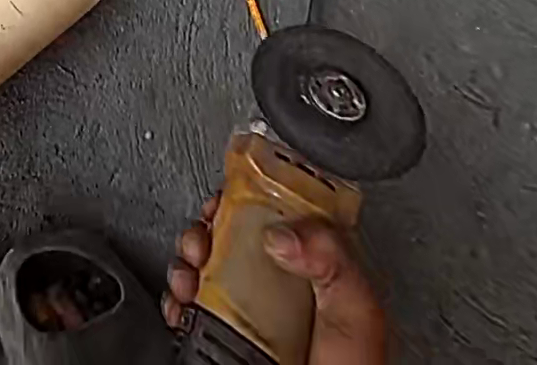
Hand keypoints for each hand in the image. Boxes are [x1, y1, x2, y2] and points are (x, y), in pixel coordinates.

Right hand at [164, 198, 386, 364]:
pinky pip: (191, 305)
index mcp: (318, 276)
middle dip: (206, 229)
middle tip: (203, 239)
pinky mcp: (224, 339)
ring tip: (188, 274)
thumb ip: (334, 262)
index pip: (279, 216)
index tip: (227, 198)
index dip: (247, 200)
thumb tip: (281, 231)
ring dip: (187, 261)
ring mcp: (252, 318)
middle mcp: (282, 292)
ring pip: (207, 268)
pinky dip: (177, 297)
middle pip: (233, 238)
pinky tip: (181, 303)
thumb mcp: (359, 318)